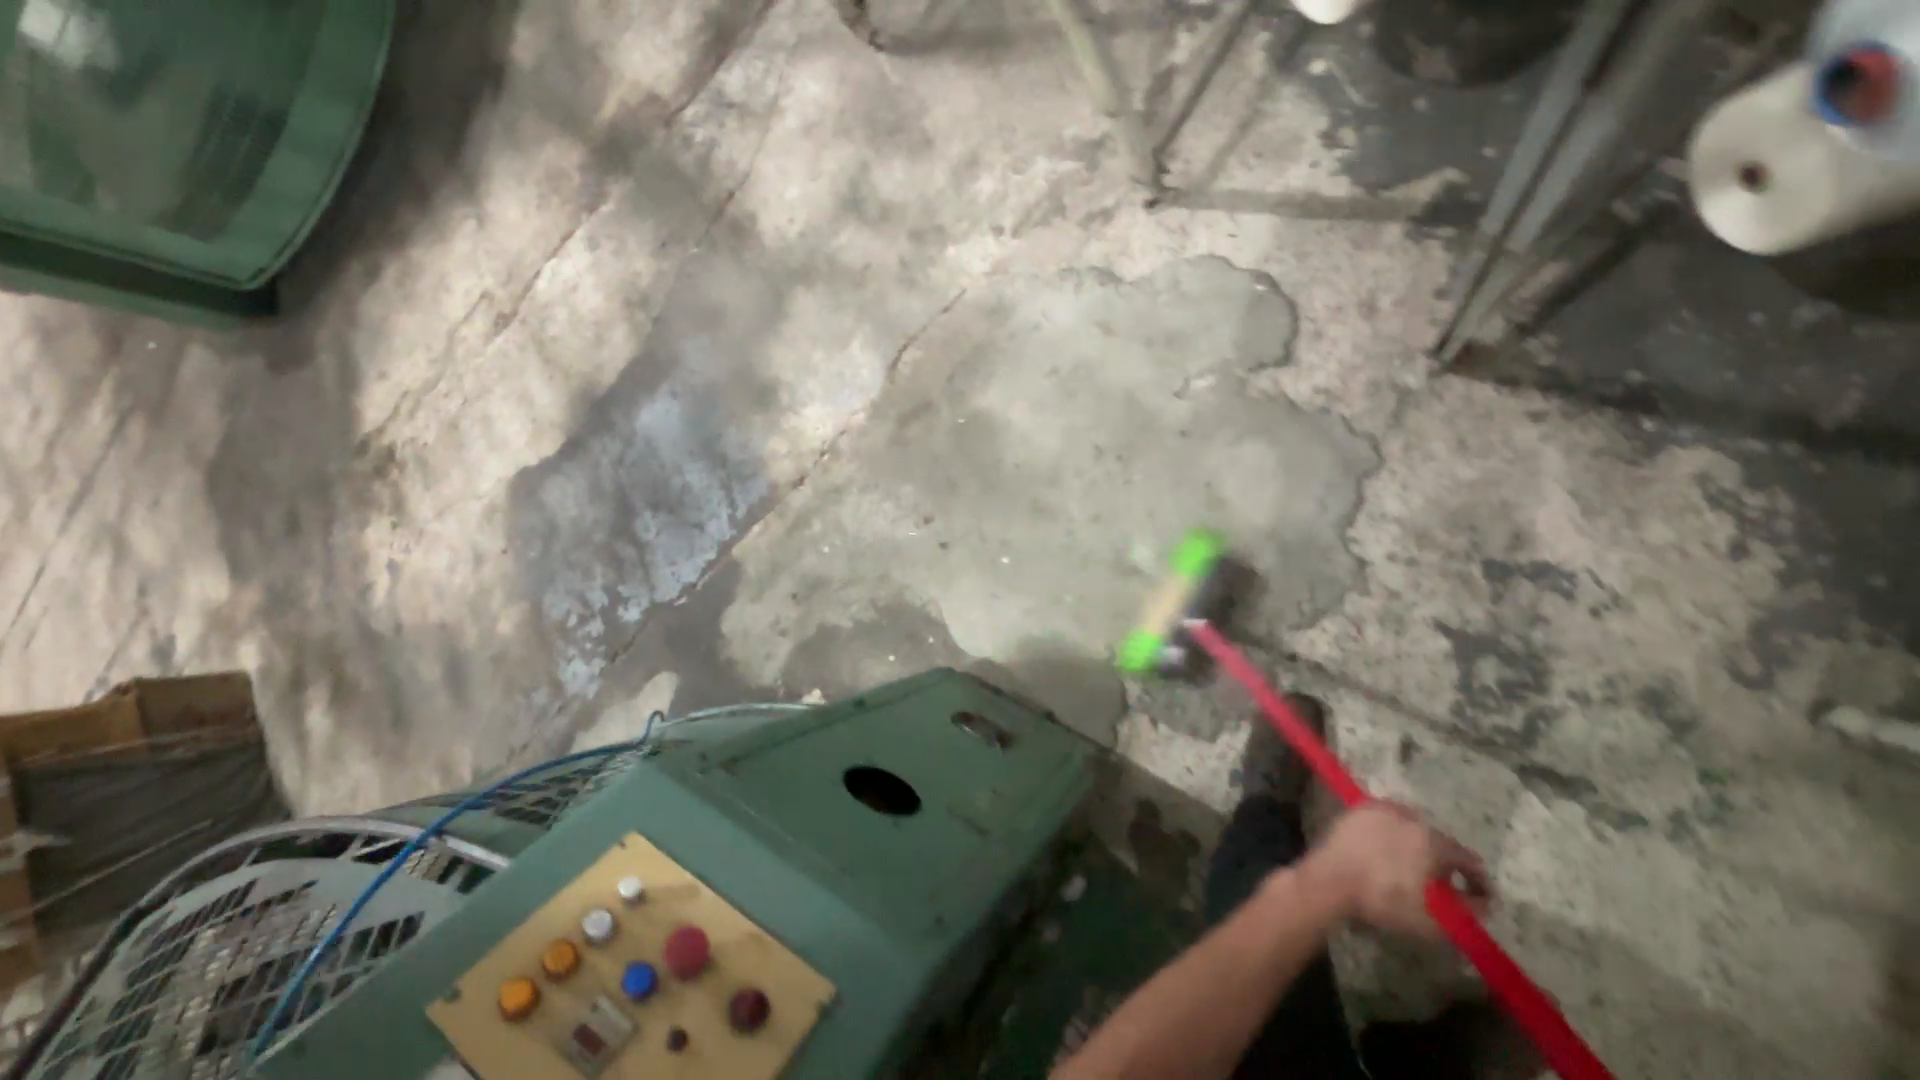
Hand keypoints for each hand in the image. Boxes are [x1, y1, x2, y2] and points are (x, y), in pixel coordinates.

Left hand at [1298, 801, 1491, 937]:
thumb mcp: (1432, 919)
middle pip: (1438, 841)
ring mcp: (1381, 810)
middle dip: (1443, 863)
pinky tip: (1385, 851)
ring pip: (1411, 828)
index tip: (1480, 897)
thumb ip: (1466, 913)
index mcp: (1432, 842)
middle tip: (1440, 884)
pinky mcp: (1358, 810)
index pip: (1467, 859)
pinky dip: (1391, 834)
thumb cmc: (1381, 901)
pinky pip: (1385, 821)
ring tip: (1410, 868)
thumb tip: (1484, 905)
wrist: (1329, 882)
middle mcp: (1411, 818)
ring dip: (1417, 846)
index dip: (1477, 880)